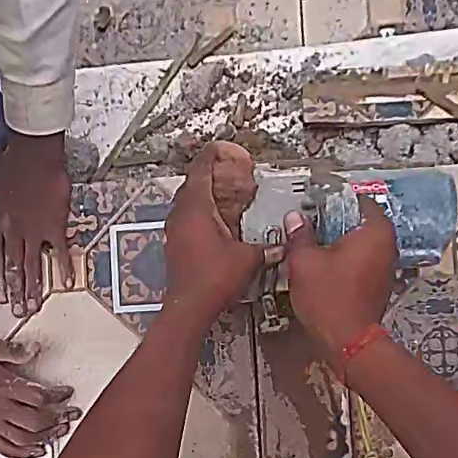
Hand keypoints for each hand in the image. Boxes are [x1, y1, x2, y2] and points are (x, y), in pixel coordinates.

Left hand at [0, 132, 69, 318]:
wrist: (32, 152)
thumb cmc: (9, 163)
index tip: (1, 297)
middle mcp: (12, 231)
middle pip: (12, 268)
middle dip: (15, 292)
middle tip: (19, 312)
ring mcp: (33, 230)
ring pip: (31, 266)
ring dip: (33, 289)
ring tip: (35, 306)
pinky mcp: (54, 227)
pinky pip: (59, 253)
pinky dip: (63, 269)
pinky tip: (67, 284)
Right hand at [0, 339, 78, 457]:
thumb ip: (13, 351)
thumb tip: (34, 350)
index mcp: (2, 386)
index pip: (38, 396)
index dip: (57, 396)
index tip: (67, 393)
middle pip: (36, 420)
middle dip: (58, 418)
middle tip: (71, 414)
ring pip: (25, 438)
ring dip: (47, 436)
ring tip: (61, 430)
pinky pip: (6, 449)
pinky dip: (25, 453)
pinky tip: (39, 450)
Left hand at [162, 142, 281, 322]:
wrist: (190, 308)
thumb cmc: (213, 280)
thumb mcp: (247, 259)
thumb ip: (266, 248)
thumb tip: (282, 246)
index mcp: (195, 207)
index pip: (201, 168)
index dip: (216, 154)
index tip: (229, 149)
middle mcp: (181, 215)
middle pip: (195, 183)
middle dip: (217, 176)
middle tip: (236, 175)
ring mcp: (175, 231)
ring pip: (192, 202)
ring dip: (212, 196)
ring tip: (232, 197)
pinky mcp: (177, 246)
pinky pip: (191, 220)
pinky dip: (206, 214)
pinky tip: (223, 224)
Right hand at [280, 198, 398, 357]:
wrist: (347, 341)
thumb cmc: (329, 298)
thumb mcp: (304, 261)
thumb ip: (300, 235)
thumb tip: (294, 219)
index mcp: (376, 231)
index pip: (358, 200)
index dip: (335, 200)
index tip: (316, 204)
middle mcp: (388, 247)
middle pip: (361, 224)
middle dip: (336, 224)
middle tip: (311, 226)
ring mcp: (386, 269)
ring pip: (361, 246)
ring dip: (341, 245)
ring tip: (315, 248)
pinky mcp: (379, 288)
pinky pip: (362, 265)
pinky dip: (346, 263)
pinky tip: (325, 270)